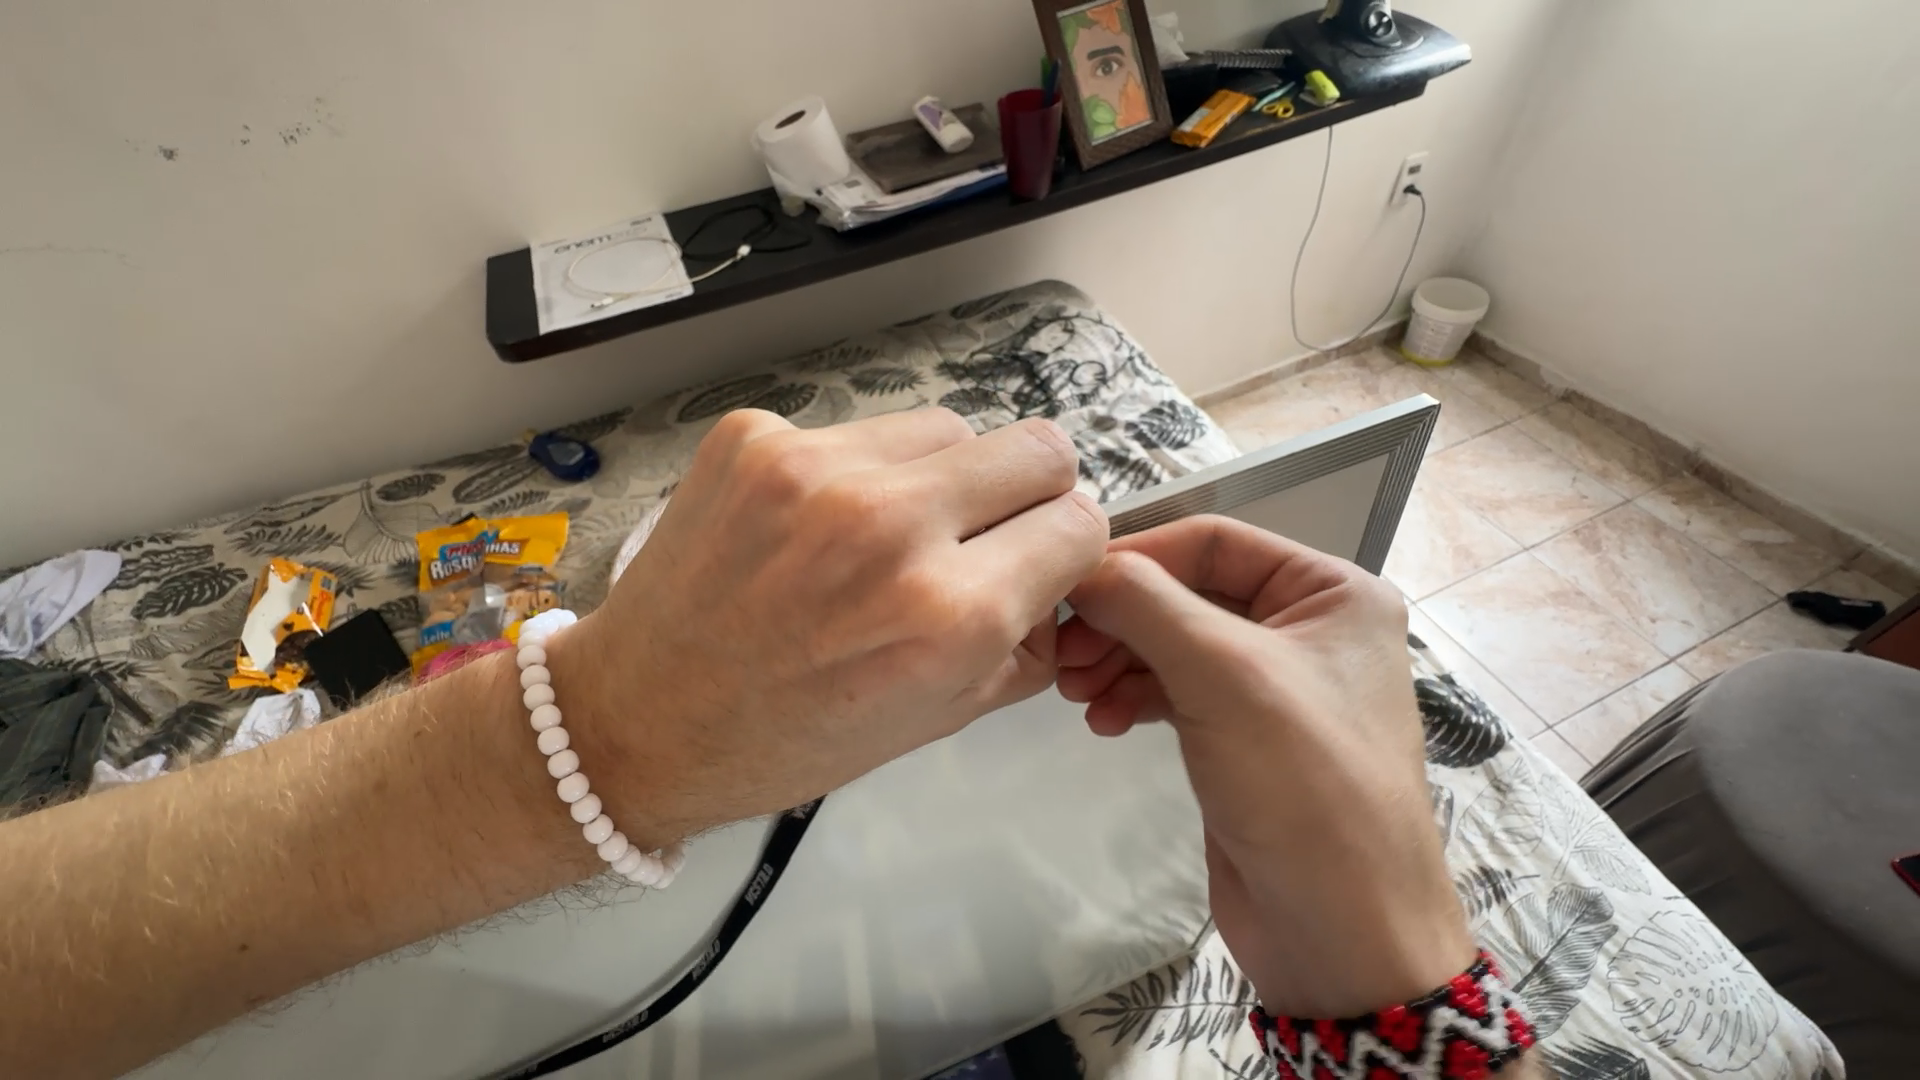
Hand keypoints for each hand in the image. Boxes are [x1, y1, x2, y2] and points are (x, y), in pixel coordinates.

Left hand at [550, 407, 1108, 847]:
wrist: (638, 718)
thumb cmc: (795, 738)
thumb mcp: (938, 718)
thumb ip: (1025, 641)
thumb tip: (1061, 570)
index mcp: (949, 615)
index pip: (1078, 524)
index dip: (1067, 545)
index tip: (1038, 556)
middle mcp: (891, 526)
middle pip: (1037, 447)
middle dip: (1031, 491)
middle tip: (984, 528)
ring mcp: (816, 468)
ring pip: (949, 428)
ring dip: (943, 476)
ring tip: (890, 529)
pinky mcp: (754, 435)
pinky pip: (860, 431)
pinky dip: (862, 471)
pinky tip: (817, 522)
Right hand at [1057, 516, 1472, 1017]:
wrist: (1340, 936)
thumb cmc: (1308, 791)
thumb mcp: (1224, 675)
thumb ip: (1146, 604)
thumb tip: (1081, 566)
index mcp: (1330, 593)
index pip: (1214, 542)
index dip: (1139, 555)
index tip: (1074, 580)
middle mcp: (1304, 629)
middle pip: (1185, 594)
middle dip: (1121, 620)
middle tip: (1066, 650)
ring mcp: (1270, 685)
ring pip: (1171, 643)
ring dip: (1117, 660)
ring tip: (1076, 691)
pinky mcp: (1240, 733)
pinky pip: (1172, 689)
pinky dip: (1132, 696)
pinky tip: (1104, 720)